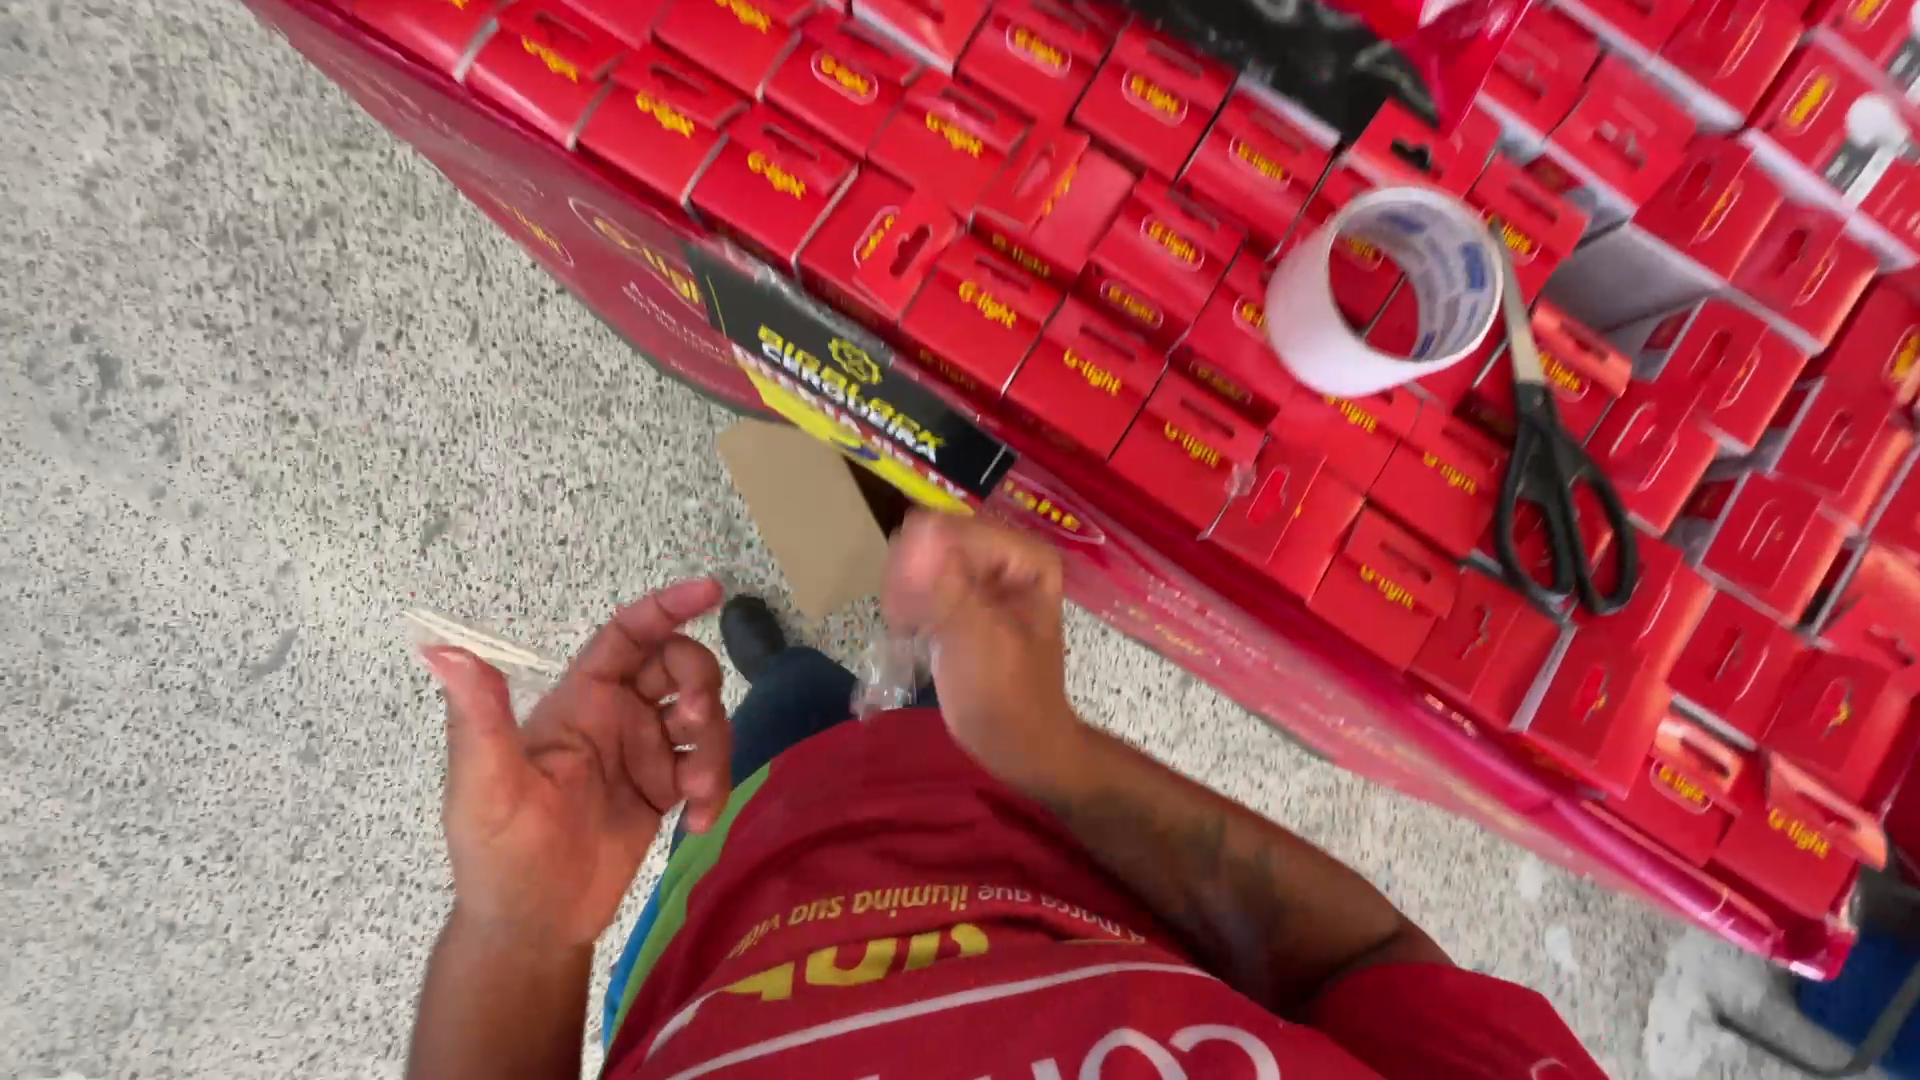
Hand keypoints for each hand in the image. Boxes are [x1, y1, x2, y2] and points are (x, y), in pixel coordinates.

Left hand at [420, 579, 730, 948]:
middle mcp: (619, 715)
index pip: (628, 635)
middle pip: (680, 667)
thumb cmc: (500, 856)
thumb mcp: (485, 790)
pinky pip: (710, 765)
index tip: (710, 592)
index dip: (667, 607)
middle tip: (694, 723)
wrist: (534, 928)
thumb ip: (478, 721)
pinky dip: (715, 788)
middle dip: (700, 684)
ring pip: (705, 717)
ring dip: (714, 747)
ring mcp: (648, 751)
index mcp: (580, 701)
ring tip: (695, 796)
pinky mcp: (669, 786)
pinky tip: (697, 823)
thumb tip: (442, 649)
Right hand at [882, 512, 1084, 788]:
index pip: (953, 532)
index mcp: (1026, 557)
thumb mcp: (978, 639)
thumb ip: (947, 584)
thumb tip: (915, 528)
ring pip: (922, 561)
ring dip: (905, 595)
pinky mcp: (961, 599)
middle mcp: (1007, 556)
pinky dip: (907, 606)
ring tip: (911, 632)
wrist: (1018, 746)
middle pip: (935, 541)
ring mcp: (983, 577)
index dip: (919, 564)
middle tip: (908, 624)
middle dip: (912, 580)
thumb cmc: (1008, 698)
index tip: (904, 610)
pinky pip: (920, 582)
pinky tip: (910, 633)